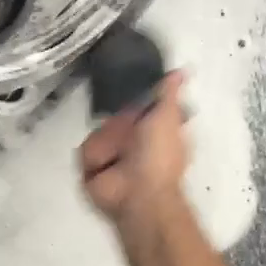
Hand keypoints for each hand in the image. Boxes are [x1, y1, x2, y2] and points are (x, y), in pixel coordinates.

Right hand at [78, 72, 189, 221]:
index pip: (138, 106)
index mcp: (153, 130)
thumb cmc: (159, 156)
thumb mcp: (167, 118)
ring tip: (116, 158)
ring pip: (98, 132)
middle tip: (128, 136)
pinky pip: (85, 150)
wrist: (138, 195)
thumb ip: (168, 94)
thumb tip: (180, 70)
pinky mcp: (92, 167)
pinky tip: (105, 167)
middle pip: (114, 117)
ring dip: (107, 144)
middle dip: (119, 124)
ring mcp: (111, 155)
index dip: (133, 104)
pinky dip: (95, 157)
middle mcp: (132, 141)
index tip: (130, 99)